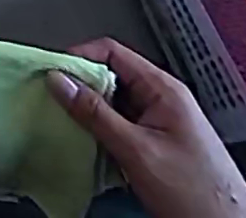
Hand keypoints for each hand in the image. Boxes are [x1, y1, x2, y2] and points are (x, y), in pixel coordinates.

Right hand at [47, 38, 245, 217]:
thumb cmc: (193, 193)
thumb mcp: (137, 151)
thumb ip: (95, 113)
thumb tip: (56, 79)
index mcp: (161, 87)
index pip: (111, 51)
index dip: (79, 56)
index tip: (52, 73)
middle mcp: (162, 98)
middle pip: (111, 77)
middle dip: (82, 88)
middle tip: (54, 102)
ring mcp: (162, 122)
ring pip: (115, 104)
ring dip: (92, 114)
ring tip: (66, 125)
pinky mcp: (160, 146)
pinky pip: (123, 126)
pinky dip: (104, 134)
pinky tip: (89, 148)